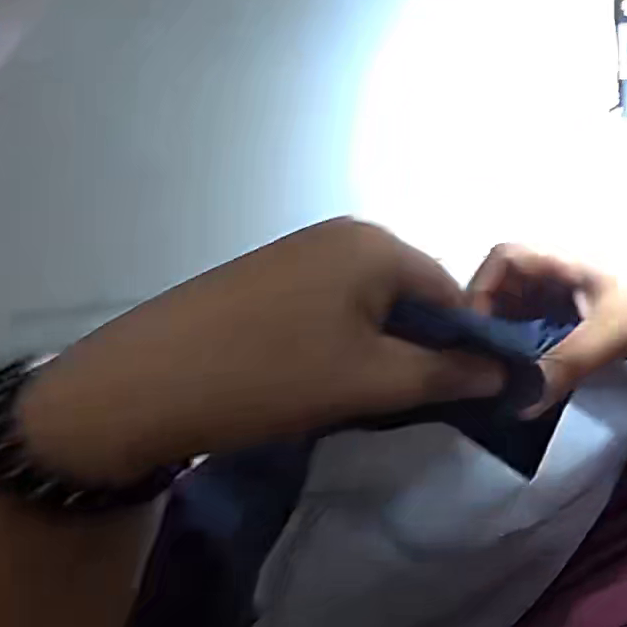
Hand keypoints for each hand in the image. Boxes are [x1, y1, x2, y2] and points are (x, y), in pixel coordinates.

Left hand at [12, 218, 505, 484]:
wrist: (123, 394)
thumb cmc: (269, 377)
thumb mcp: (371, 382)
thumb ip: (448, 374)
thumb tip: (504, 372)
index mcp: (380, 245)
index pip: (450, 294)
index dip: (457, 343)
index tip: (445, 387)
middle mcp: (348, 232)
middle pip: (411, 292)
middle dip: (413, 342)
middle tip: (392, 392)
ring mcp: (303, 246)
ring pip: (372, 298)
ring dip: (376, 340)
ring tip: (348, 385)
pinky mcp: (269, 269)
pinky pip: (332, 297)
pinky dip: (339, 332)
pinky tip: (309, 366)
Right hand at [468, 244, 626, 414]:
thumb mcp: (603, 337)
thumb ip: (559, 369)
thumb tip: (518, 406)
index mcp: (562, 258)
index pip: (502, 258)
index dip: (481, 288)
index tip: (477, 331)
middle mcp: (564, 266)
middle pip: (511, 283)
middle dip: (494, 319)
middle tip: (487, 360)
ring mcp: (577, 284)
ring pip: (529, 302)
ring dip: (515, 332)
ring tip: (506, 369)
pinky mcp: (590, 304)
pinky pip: (549, 316)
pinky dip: (537, 337)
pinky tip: (537, 367)